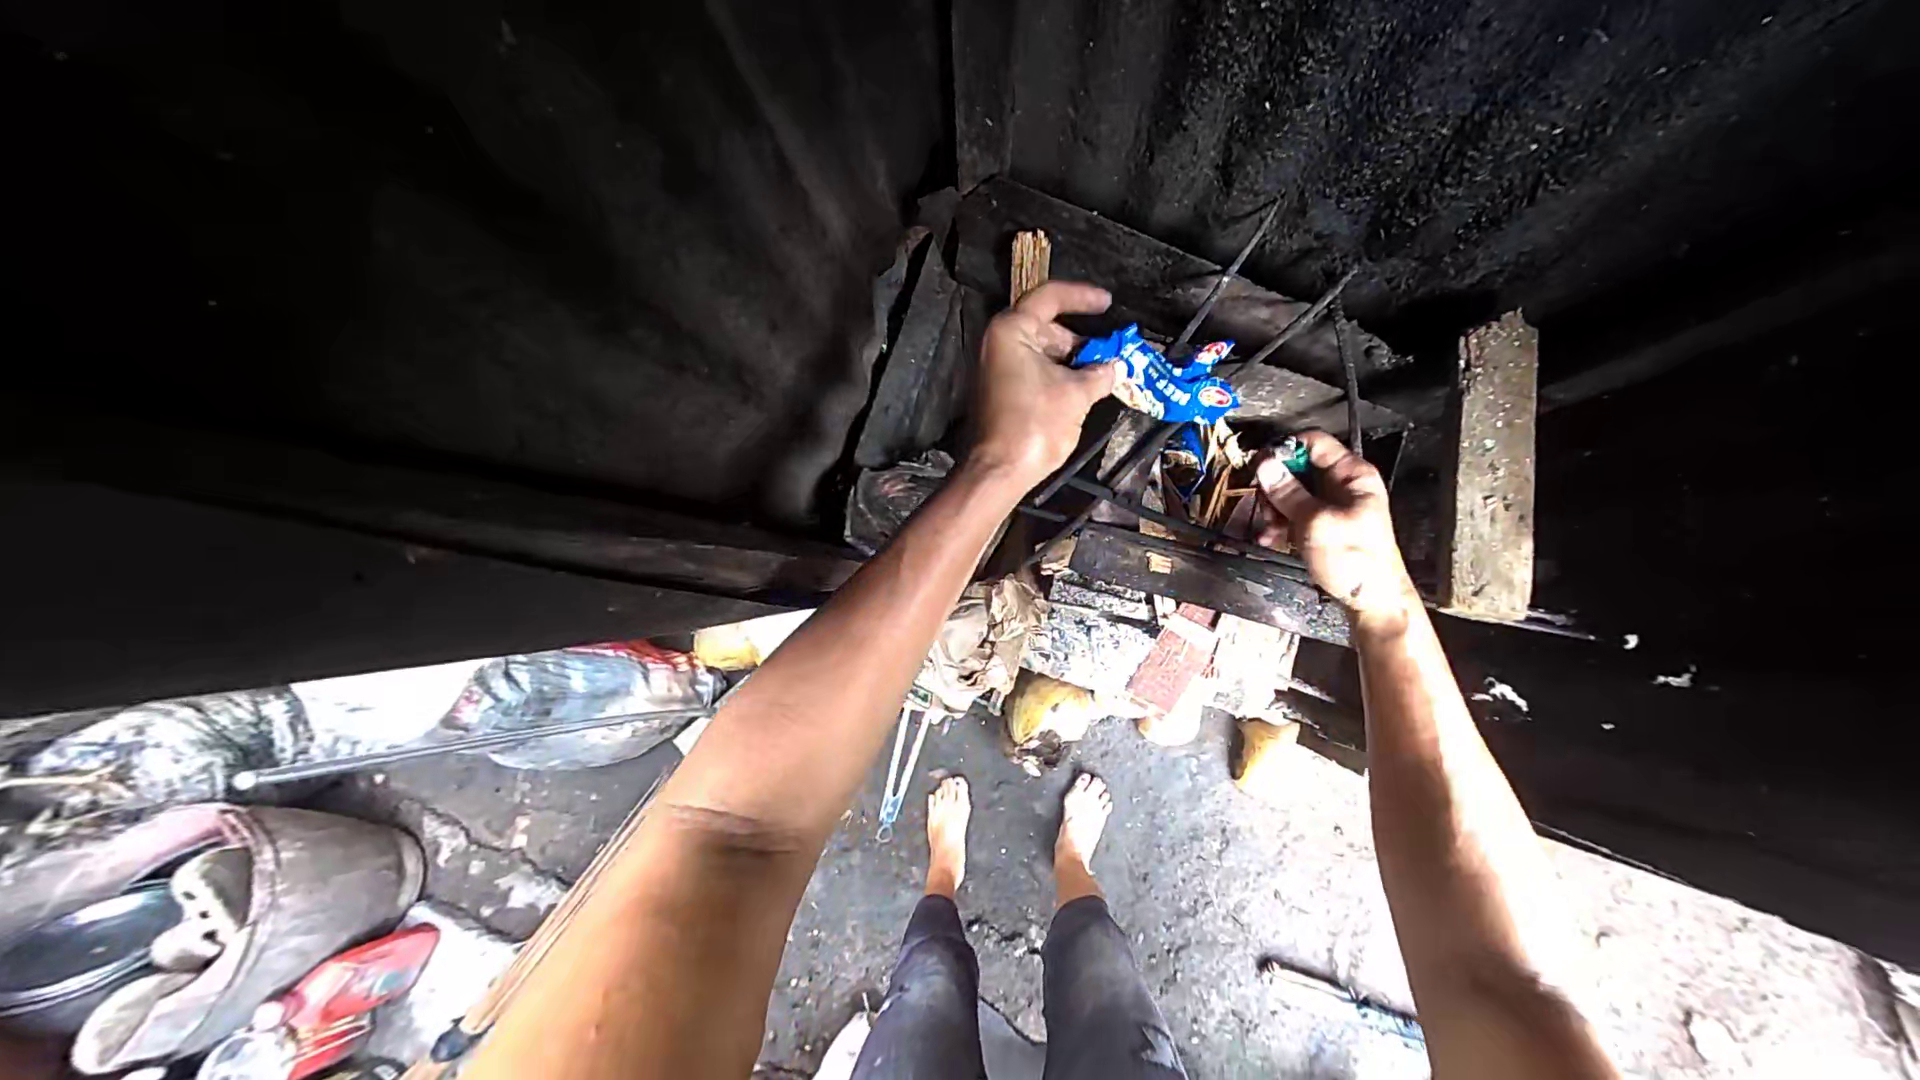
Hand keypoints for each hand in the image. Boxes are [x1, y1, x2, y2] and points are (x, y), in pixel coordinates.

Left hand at [967, 281, 1115, 485]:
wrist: (1000, 471)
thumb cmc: (1035, 425)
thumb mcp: (1077, 393)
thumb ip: (1100, 372)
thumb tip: (1115, 367)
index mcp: (1011, 331)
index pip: (1050, 298)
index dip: (1083, 297)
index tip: (1108, 304)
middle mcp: (998, 344)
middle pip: (1045, 327)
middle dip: (1080, 339)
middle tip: (1110, 352)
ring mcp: (996, 370)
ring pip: (1041, 353)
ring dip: (1072, 361)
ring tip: (1102, 373)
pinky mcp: (999, 393)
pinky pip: (1033, 373)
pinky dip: (1057, 376)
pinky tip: (1082, 390)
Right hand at [1254, 430, 1417, 629]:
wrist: (1370, 600)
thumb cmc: (1355, 561)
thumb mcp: (1316, 523)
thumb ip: (1288, 493)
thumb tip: (1265, 464)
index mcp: (1351, 475)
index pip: (1313, 442)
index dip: (1284, 450)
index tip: (1262, 467)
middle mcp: (1340, 484)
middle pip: (1294, 467)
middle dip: (1273, 486)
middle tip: (1266, 506)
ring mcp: (1328, 504)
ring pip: (1287, 491)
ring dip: (1271, 508)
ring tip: (1270, 529)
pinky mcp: (1317, 523)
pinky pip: (1289, 513)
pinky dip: (1276, 524)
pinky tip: (1270, 538)